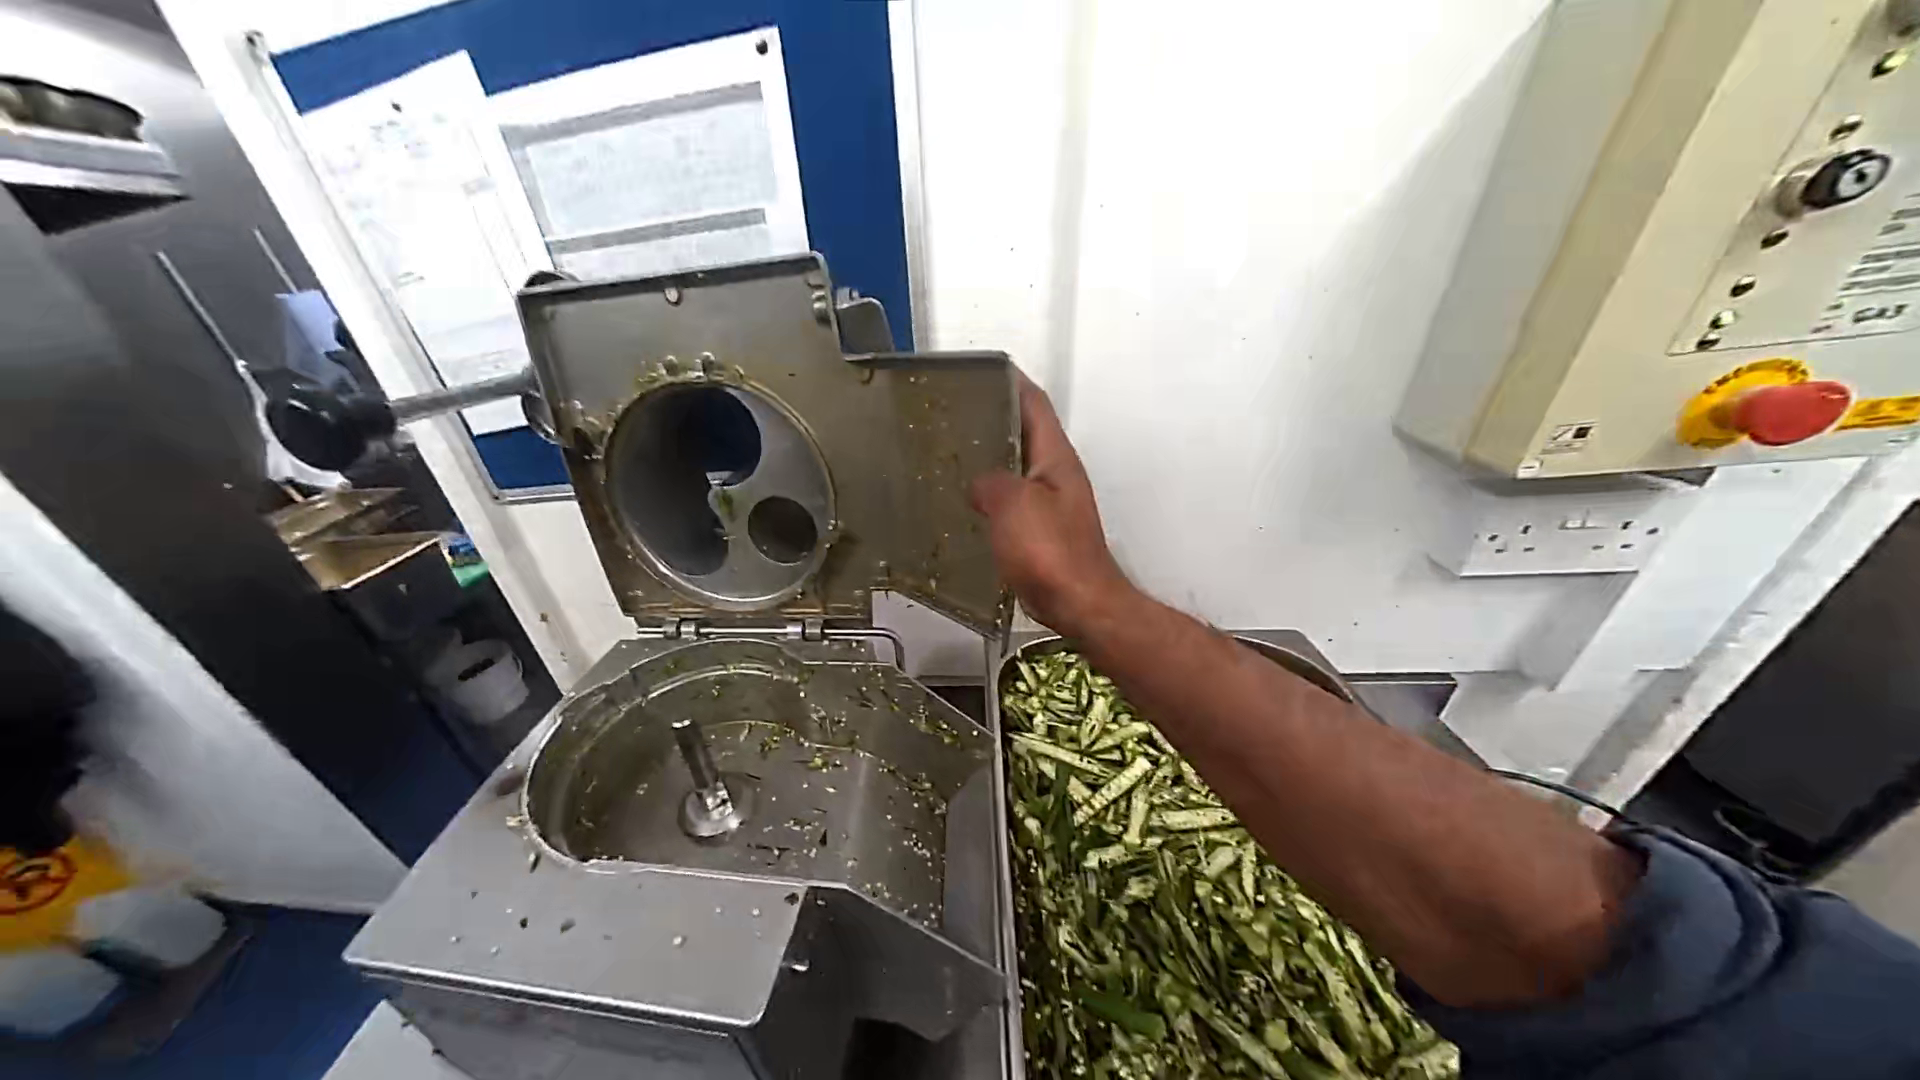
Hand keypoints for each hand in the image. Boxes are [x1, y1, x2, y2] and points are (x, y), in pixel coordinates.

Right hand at [969, 375, 1135, 634]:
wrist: (1079, 603)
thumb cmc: (1050, 551)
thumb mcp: (1014, 504)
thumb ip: (990, 482)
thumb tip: (979, 484)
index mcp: (1055, 457)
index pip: (1034, 404)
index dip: (1011, 382)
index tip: (980, 370)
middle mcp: (1056, 474)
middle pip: (1024, 433)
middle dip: (993, 417)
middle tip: (951, 413)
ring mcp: (1051, 504)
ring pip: (1016, 467)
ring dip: (989, 456)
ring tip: (950, 452)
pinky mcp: (1042, 532)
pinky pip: (1011, 500)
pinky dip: (989, 493)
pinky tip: (964, 502)